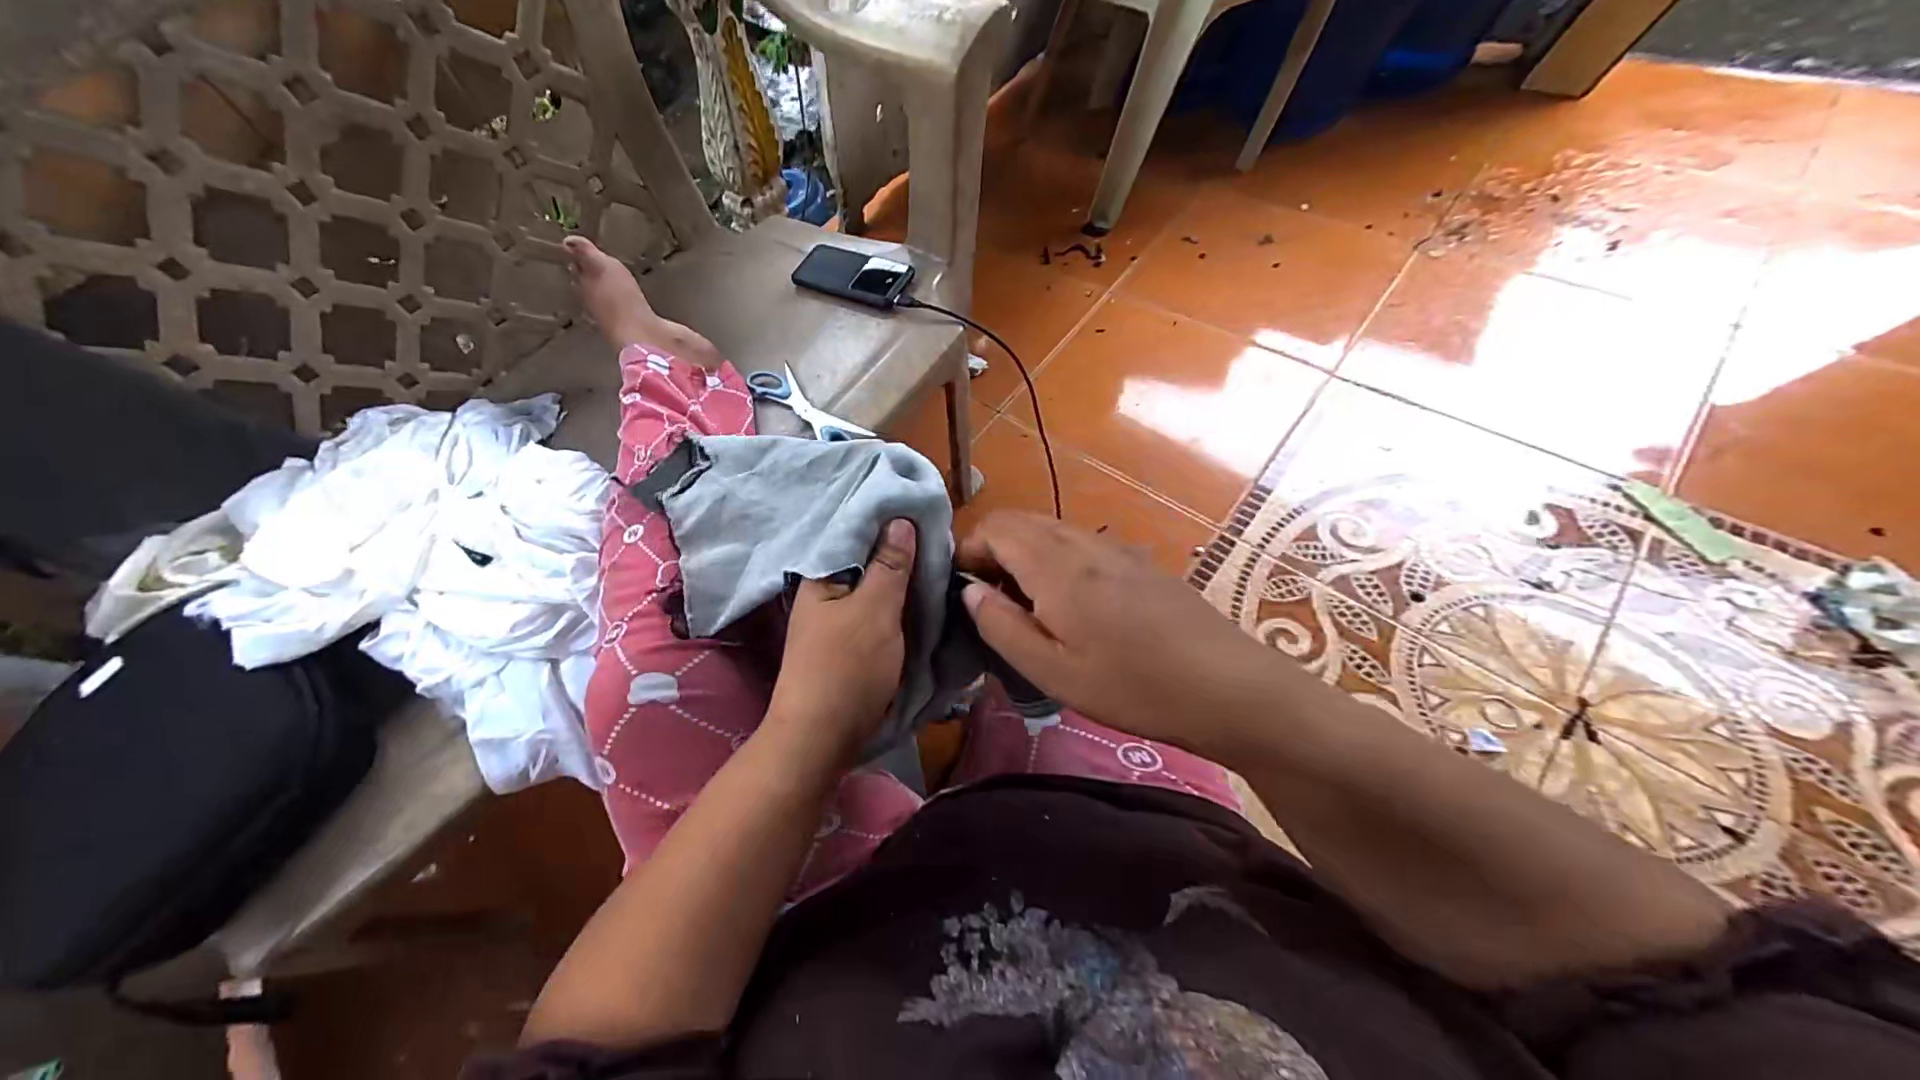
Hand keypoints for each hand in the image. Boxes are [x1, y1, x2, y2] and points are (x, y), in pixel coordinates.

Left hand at [765, 519, 916, 761]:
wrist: (821, 738)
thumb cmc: (846, 668)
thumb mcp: (875, 609)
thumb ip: (890, 565)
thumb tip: (900, 520)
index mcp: (821, 577)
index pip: (856, 534)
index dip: (889, 524)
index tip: (925, 515)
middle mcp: (824, 594)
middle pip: (867, 563)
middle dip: (900, 555)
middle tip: (940, 543)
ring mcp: (834, 622)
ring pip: (874, 591)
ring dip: (902, 583)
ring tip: (938, 567)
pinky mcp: (848, 646)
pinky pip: (876, 615)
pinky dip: (896, 608)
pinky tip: (920, 603)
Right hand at [957, 512, 1278, 756]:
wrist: (1229, 686)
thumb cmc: (1134, 687)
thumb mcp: (1053, 672)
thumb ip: (1002, 627)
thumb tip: (969, 592)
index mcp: (1057, 565)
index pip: (995, 527)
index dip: (967, 551)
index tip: (962, 591)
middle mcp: (1085, 543)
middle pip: (1022, 522)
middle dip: (993, 551)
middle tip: (989, 602)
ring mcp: (1117, 549)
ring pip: (1052, 531)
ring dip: (1025, 555)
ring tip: (1027, 608)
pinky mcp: (1140, 563)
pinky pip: (1082, 545)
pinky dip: (1057, 560)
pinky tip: (1072, 606)